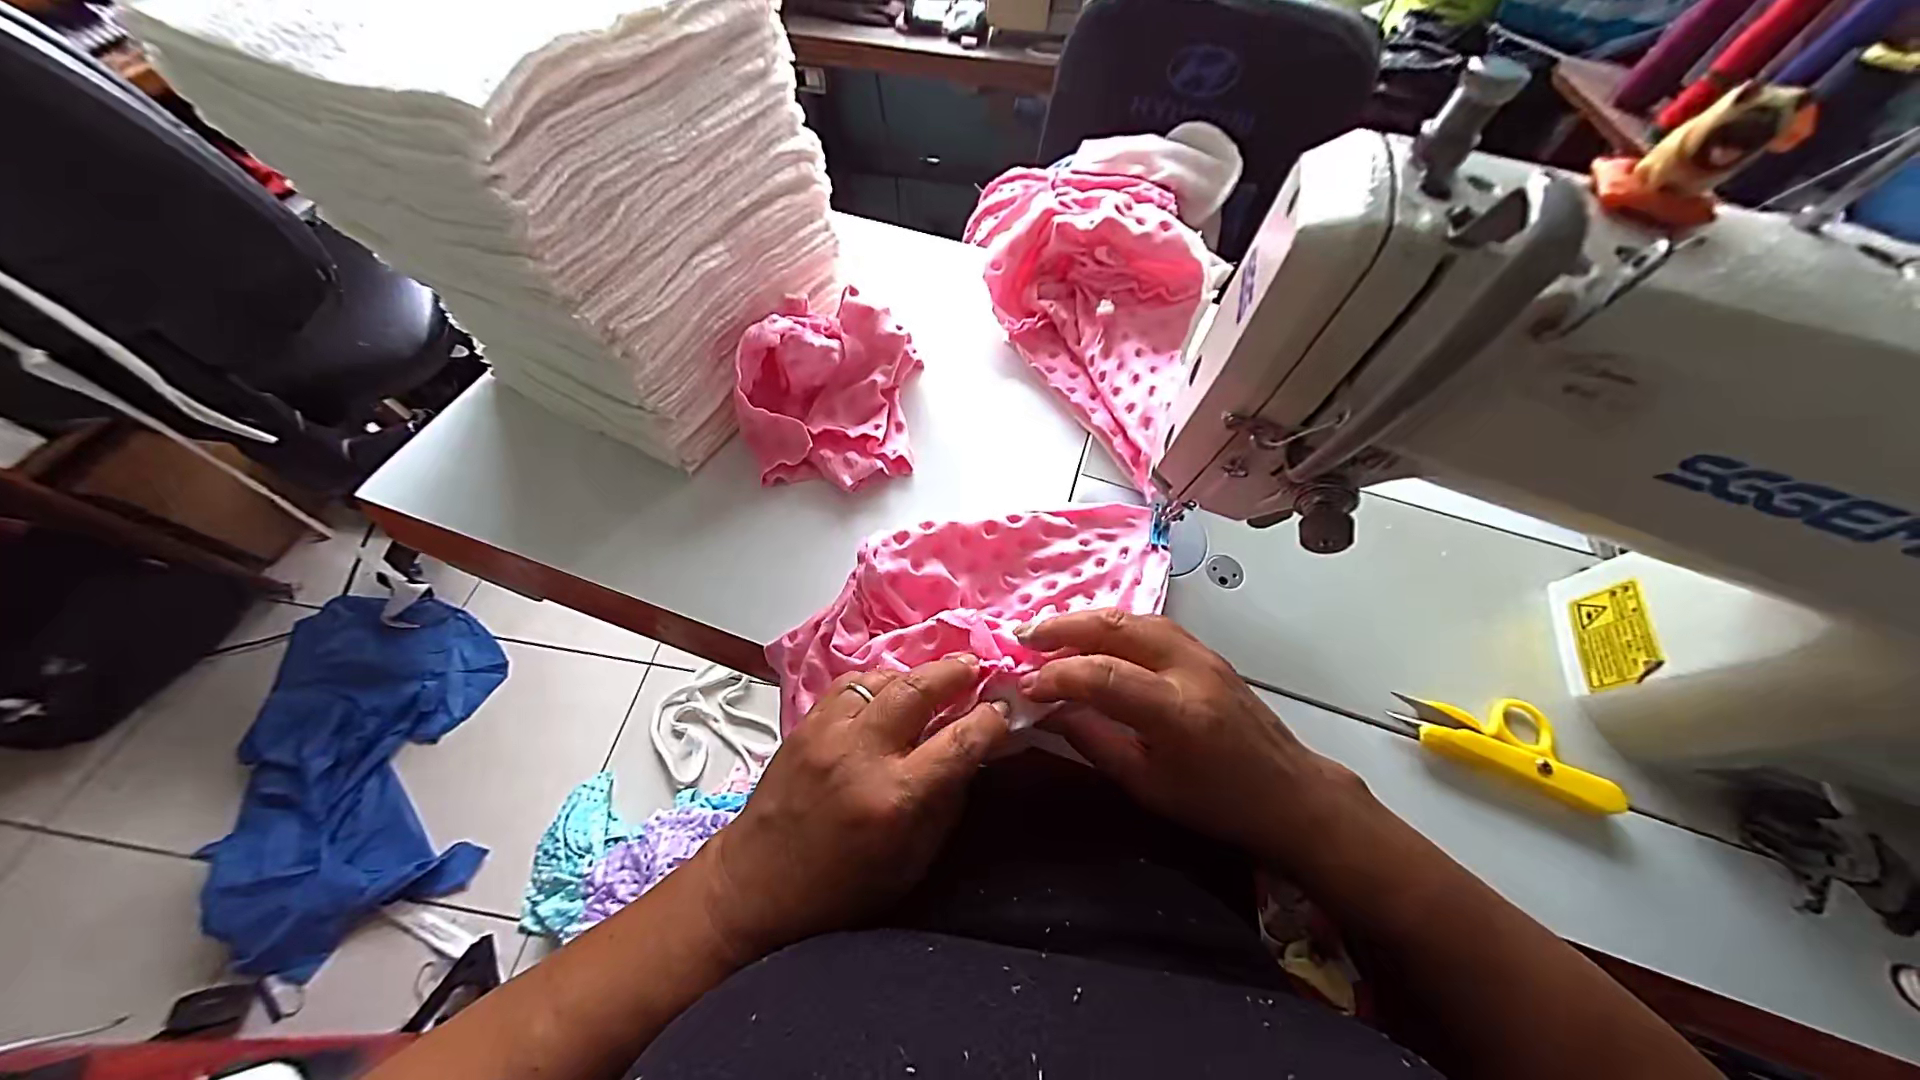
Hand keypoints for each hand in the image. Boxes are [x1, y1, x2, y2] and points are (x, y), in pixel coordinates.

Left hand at [695, 655, 1009, 963]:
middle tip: (975, 666)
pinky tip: (888, 691)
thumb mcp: (912, 860)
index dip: (990, 720)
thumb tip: (972, 751)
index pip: (959, 741)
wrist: (755, 888)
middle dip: (955, 672)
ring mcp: (827, 734)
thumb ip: (946, 799)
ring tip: (935, 677)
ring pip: (881, 679)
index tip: (1002, 710)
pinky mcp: (804, 726)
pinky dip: (877, 682)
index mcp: (894, 798)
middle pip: (918, 690)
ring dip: (915, 674)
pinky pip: (849, 686)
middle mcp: (861, 754)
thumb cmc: (842, 890)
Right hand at [1018, 609, 1363, 866]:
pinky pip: (1150, 624)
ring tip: (1050, 632)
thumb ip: (1095, 742)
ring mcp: (1202, 654)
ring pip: (1134, 617)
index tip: (1026, 686)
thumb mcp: (1148, 785)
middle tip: (1025, 637)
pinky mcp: (1206, 651)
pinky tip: (1092, 635)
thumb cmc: (1218, 802)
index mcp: (1176, 712)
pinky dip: (1112, 624)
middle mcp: (1190, 669)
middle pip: (1117, 627)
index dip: (1057, 676)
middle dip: (1064, 628)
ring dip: (1086, 620)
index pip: (1103, 675)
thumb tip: (1051, 712)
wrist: (1290, 794)